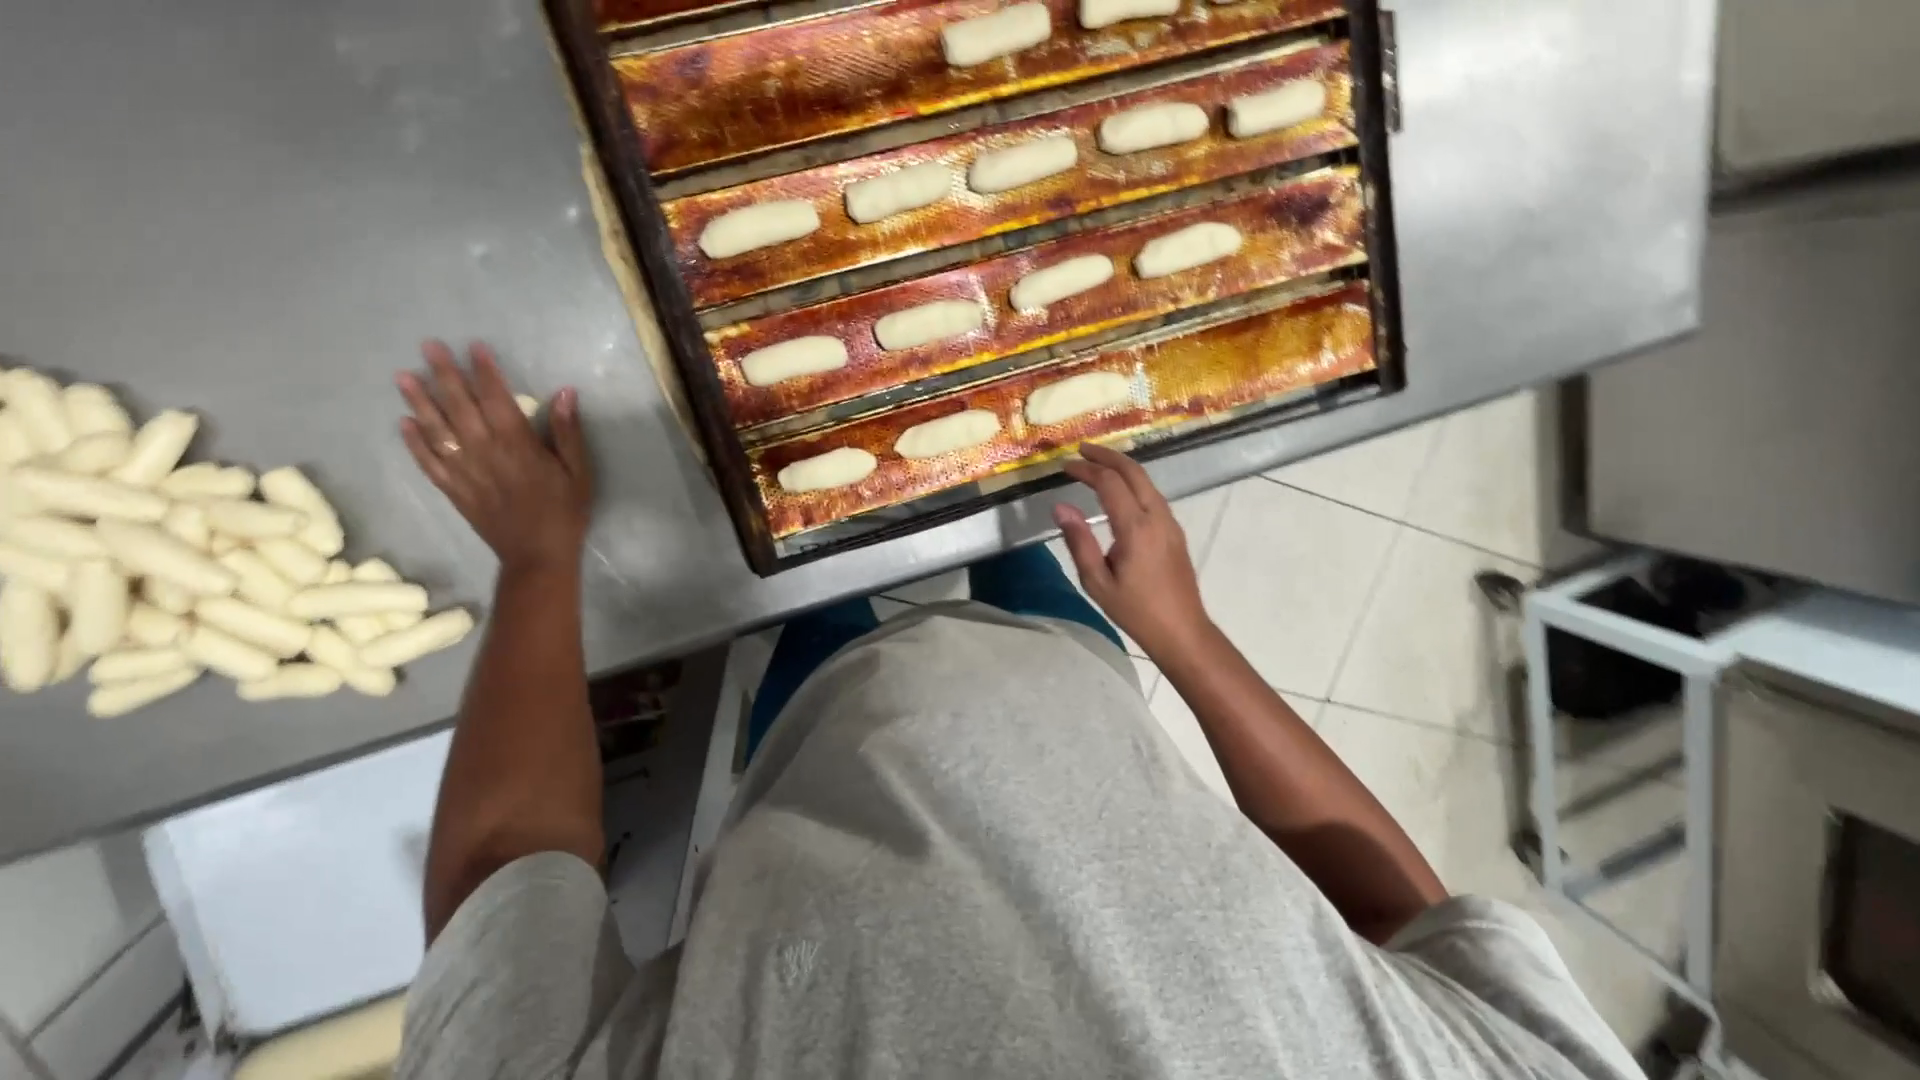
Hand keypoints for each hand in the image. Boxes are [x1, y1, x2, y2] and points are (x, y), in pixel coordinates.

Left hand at [396, 341, 592, 574]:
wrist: (538, 556)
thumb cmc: (565, 511)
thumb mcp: (579, 472)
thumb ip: (567, 432)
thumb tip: (563, 393)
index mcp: (518, 445)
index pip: (496, 398)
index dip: (485, 371)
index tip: (474, 347)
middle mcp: (485, 452)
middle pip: (460, 406)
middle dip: (445, 375)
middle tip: (429, 347)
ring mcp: (464, 471)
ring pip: (437, 430)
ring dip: (420, 401)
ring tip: (404, 376)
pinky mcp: (454, 490)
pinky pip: (428, 462)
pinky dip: (414, 442)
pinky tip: (403, 423)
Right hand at [1054, 443, 1211, 658]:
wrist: (1182, 630)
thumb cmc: (1135, 611)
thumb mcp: (1097, 581)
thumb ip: (1079, 541)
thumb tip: (1061, 507)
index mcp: (1136, 528)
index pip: (1109, 483)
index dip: (1086, 469)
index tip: (1064, 467)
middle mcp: (1157, 516)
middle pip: (1133, 471)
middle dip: (1106, 456)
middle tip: (1081, 449)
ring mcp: (1170, 522)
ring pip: (1146, 480)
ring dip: (1121, 467)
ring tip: (1097, 464)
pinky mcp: (1174, 530)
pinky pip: (1153, 494)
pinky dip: (1133, 481)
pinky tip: (1119, 489)